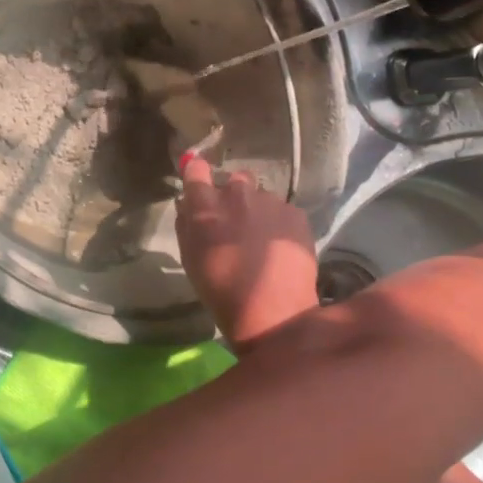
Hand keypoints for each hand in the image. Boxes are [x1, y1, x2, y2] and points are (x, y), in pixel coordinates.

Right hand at [176, 155, 319, 348]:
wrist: (273, 313)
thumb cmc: (221, 290)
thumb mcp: (190, 258)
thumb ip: (187, 224)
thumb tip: (187, 203)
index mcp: (206, 205)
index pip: (196, 169)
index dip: (197, 174)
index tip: (199, 184)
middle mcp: (238, 194)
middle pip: (234, 180)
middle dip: (233, 196)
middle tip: (236, 223)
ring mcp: (271, 201)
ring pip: (262, 196)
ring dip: (258, 210)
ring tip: (262, 240)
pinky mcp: (296, 214)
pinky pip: (283, 210)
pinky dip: (279, 223)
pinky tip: (279, 248)